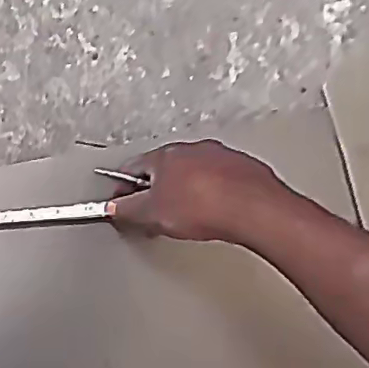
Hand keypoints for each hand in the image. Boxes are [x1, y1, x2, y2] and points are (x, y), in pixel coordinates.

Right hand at [107, 140, 308, 242]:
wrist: (254, 209)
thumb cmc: (206, 207)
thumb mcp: (151, 215)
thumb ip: (127, 211)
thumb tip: (114, 208)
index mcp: (165, 155)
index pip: (131, 169)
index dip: (121, 190)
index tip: (120, 205)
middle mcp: (192, 149)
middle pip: (162, 170)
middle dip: (153, 192)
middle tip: (151, 216)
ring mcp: (220, 157)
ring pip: (191, 174)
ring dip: (182, 192)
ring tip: (184, 218)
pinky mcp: (242, 169)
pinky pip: (216, 181)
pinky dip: (209, 195)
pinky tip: (210, 213)